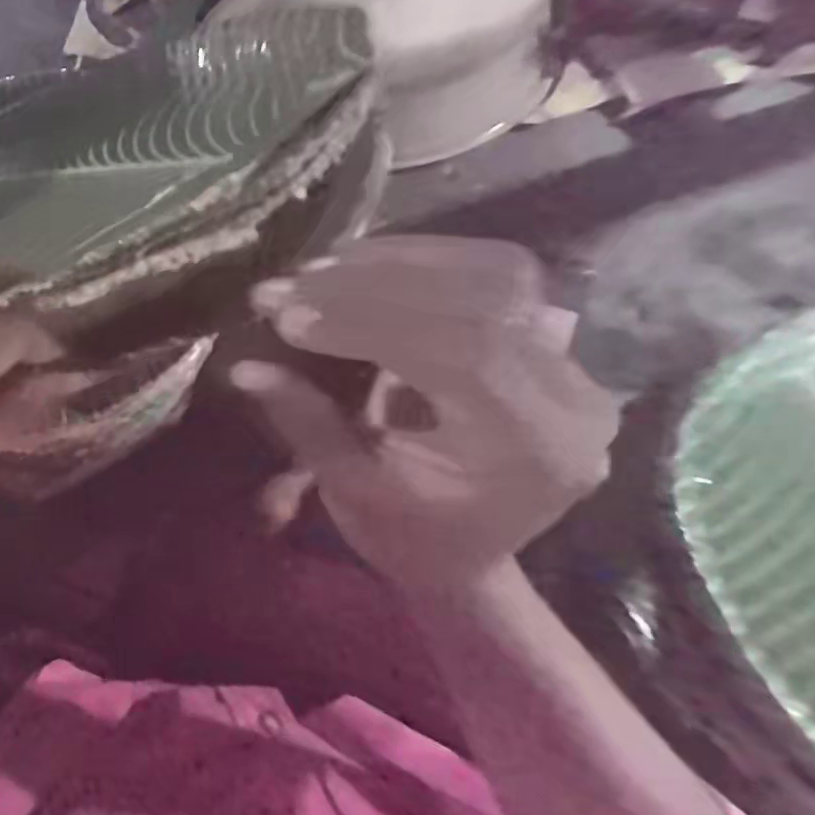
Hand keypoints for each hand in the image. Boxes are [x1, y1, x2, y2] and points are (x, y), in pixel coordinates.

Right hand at [234, 236, 619, 590]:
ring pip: (493, 272)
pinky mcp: (545, 340)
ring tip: (316, 269)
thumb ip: (306, 423)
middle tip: (290, 285)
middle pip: (482, 300)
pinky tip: (356, 264)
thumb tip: (242, 367)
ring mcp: (568, 362)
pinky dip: (416, 262)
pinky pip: (488, 275)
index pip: (462, 353)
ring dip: (394, 262)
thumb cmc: (410, 538)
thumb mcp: (352, 491)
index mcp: (536, 450)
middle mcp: (572, 397)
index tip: (290, 319)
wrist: (466, 552)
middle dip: (372, 285)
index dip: (369, 325)